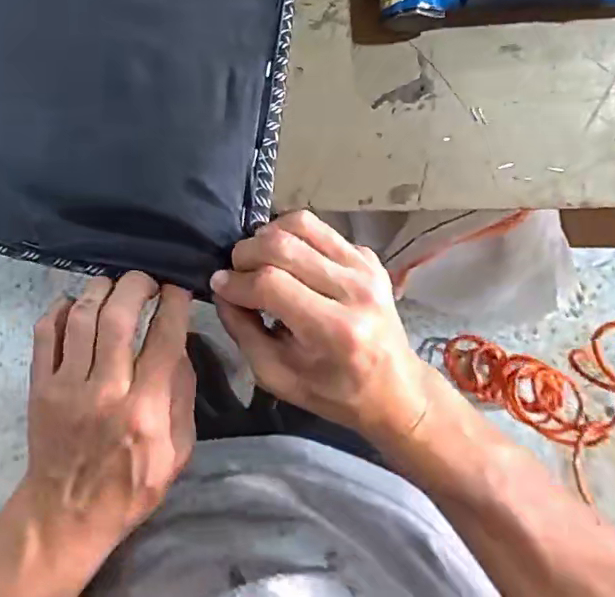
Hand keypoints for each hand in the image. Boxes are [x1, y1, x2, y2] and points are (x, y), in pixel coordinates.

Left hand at [14, 272, 194, 554]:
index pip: (164, 338)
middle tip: (146, 280)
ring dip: (101, 289)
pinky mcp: (39, 385)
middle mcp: (105, 392)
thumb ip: (182, 394)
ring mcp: (67, 386)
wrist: (67, 514)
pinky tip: (77, 303)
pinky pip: (46, 331)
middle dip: (137, 285)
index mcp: (145, 411)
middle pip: (119, 316)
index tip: (177, 288)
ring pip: (82, 316)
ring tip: (114, 287)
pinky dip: (61, 307)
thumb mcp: (176, 452)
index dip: (174, 302)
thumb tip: (180, 340)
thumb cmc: (129, 485)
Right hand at [212, 210, 440, 442]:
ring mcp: (365, 268)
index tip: (219, 284)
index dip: (236, 281)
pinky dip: (293, 236)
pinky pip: (320, 228)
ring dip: (267, 235)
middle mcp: (354, 292)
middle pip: (282, 246)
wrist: (396, 390)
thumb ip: (243, 331)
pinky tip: (290, 259)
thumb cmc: (333, 391)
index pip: (270, 284)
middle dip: (245, 253)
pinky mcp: (369, 256)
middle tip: (236, 270)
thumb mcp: (277, 377)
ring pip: (301, 224)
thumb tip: (221, 289)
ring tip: (259, 256)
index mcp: (334, 331)